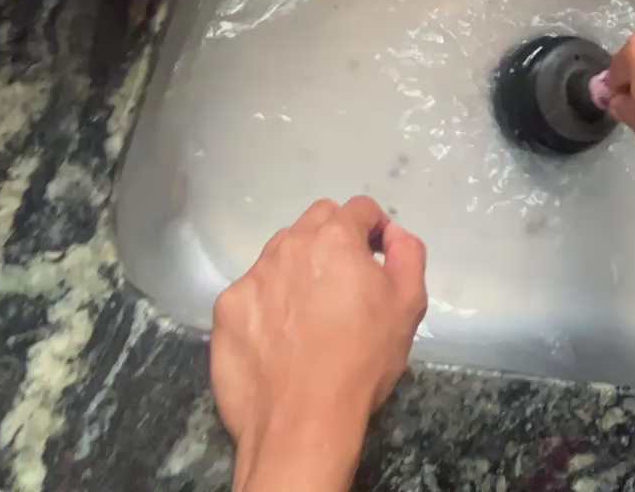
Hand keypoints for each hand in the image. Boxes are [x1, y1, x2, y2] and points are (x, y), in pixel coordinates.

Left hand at [210, 196, 427, 491]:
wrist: (302, 425)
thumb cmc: (362, 361)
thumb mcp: (409, 305)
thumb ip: (408, 253)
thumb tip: (393, 235)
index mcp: (335, 238)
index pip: (360, 208)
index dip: (375, 229)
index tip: (378, 257)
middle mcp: (290, 245)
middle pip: (318, 219)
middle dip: (336, 237)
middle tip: (346, 279)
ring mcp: (252, 276)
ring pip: (282, 249)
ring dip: (300, 264)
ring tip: (310, 309)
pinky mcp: (226, 308)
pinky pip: (253, 288)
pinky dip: (268, 300)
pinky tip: (279, 334)